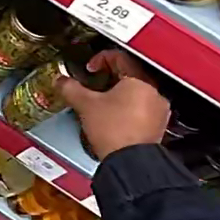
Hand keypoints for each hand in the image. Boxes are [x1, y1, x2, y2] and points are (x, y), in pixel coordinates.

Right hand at [57, 50, 171, 159]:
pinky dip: (128, 110)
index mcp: (139, 81)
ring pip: (137, 93)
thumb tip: (62, 81)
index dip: (101, 59)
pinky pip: (142, 110)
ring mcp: (158, 110)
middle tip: (94, 86)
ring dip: (119, 95)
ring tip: (102, 105)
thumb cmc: (114, 131)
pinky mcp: (158, 126)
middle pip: (130, 75)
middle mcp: (154, 93)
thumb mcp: (85, 104)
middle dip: (109, 79)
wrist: (130, 162)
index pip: (120, 58)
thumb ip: (71, 88)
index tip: (91, 68)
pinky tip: (114, 119)